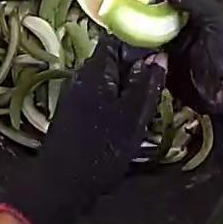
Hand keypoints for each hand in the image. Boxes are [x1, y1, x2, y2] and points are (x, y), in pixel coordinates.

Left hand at [0, 36, 164, 223]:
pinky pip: (101, 94)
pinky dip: (116, 99)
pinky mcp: (74, 111)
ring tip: (147, 98)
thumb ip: (146, 84)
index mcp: (96, 69)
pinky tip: (128, 115)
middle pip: (113, 58)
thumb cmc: (101, 147)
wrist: (62, 183)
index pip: (117, 39)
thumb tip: (159, 56)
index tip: (161, 53)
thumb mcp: (132, 115)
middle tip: (159, 79)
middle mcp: (82, 75)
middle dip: (136, 65)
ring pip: (108, 78)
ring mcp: (76, 93)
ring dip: (127, 84)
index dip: (140, 42)